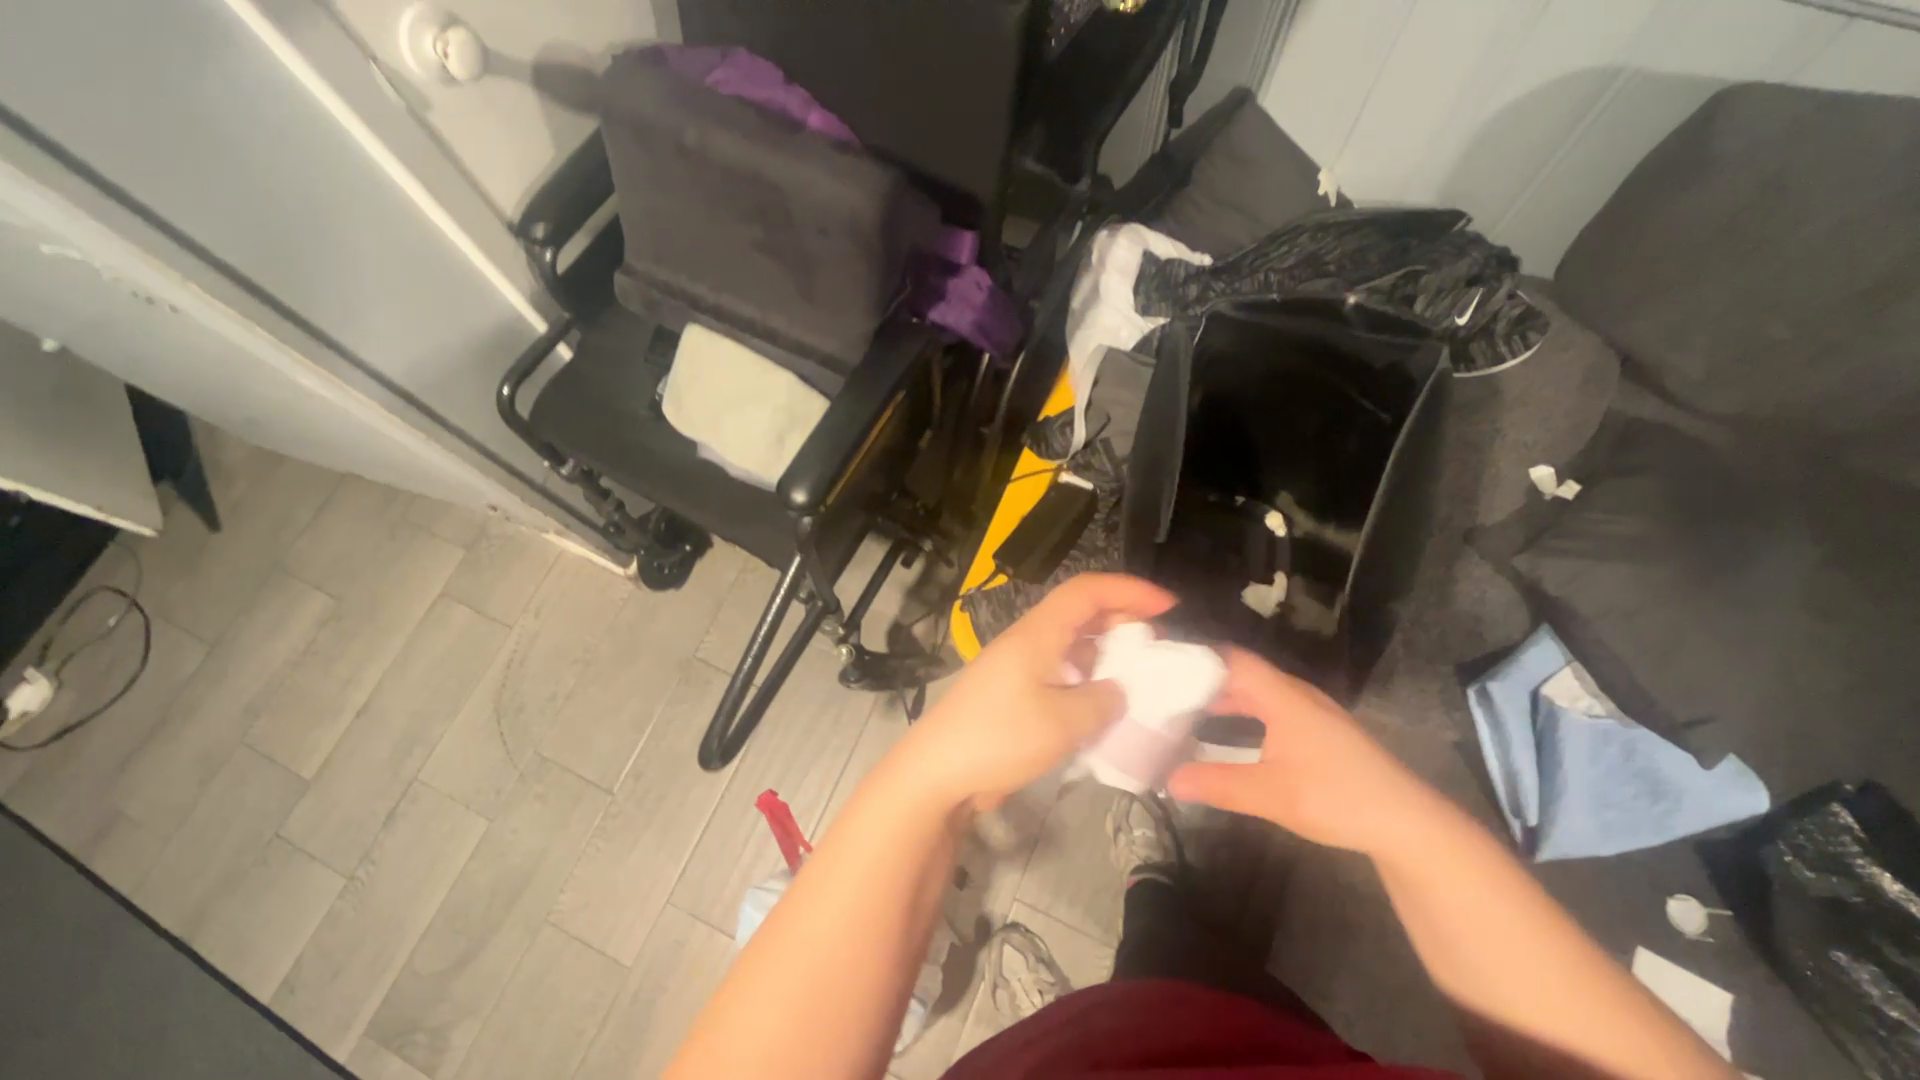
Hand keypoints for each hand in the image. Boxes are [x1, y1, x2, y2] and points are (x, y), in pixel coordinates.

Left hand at [892, 574, 1175, 812]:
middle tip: (1156, 650)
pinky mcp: (1013, 698)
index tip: (1168, 607)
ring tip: (1137, 682)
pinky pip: (1059, 678)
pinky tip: (1103, 711)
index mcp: (1037, 634)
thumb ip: (1102, 701)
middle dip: (1122, 624)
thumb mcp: (1063, 721)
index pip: (1087, 591)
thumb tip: (1117, 691)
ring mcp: (1018, 671)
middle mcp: (1027, 643)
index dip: (1129, 590)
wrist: (937, 773)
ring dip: (1106, 658)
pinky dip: (1086, 685)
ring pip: (1071, 648)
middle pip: (1080, 615)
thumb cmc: (999, 738)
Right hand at [1167, 647, 1453, 857]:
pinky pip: (1270, 711)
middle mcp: (1296, 696)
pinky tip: (1225, 737)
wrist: (1406, 822)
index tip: (1159, 661)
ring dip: (1223, 700)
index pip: (1232, 659)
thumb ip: (1216, 783)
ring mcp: (1311, 714)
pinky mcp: (1320, 734)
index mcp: (1283, 696)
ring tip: (1183, 711)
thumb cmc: (1335, 797)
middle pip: (1242, 674)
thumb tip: (1167, 778)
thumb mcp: (1268, 793)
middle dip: (1202, 680)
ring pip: (1257, 695)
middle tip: (1160, 689)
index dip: (1196, 655)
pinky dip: (1242, 716)